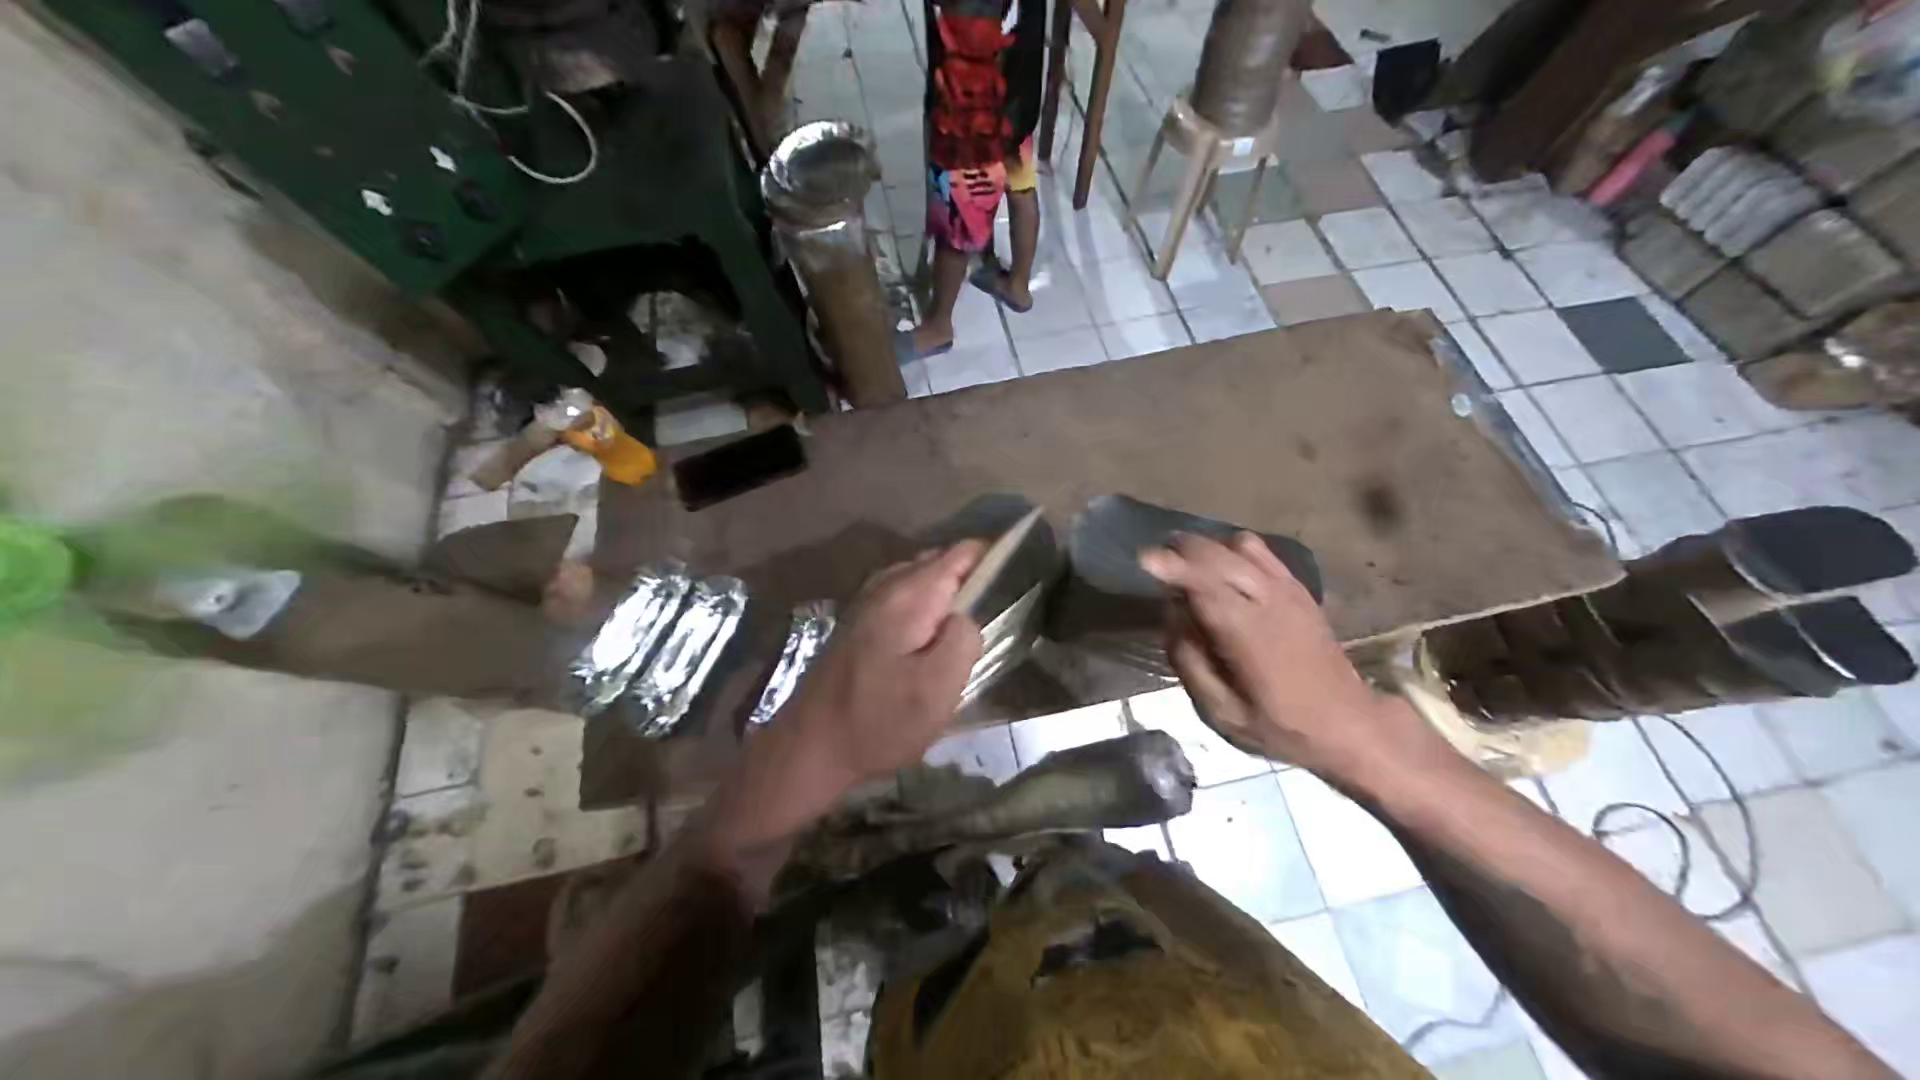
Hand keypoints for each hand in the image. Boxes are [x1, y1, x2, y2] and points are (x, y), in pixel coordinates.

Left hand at [779, 541, 985, 784]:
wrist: (811, 746)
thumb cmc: (879, 720)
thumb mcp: (937, 688)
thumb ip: (963, 641)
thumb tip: (966, 617)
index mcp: (909, 597)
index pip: (958, 555)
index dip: (989, 556)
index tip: (1015, 570)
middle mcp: (885, 588)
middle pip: (936, 561)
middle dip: (968, 572)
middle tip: (995, 603)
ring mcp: (865, 604)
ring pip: (915, 577)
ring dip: (943, 588)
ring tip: (968, 614)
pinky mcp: (856, 624)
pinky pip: (899, 594)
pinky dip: (921, 600)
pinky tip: (928, 629)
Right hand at [1141, 532, 1446, 788]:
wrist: (1350, 724)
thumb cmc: (1281, 725)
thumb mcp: (1223, 713)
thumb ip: (1189, 663)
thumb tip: (1171, 617)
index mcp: (1249, 633)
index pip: (1204, 584)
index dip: (1172, 567)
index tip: (1144, 558)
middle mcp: (1270, 601)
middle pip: (1219, 555)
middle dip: (1182, 550)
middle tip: (1157, 562)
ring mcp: (1289, 591)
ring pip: (1240, 545)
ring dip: (1208, 548)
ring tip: (1187, 564)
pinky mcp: (1300, 589)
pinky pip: (1262, 552)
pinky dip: (1233, 550)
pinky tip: (1221, 568)